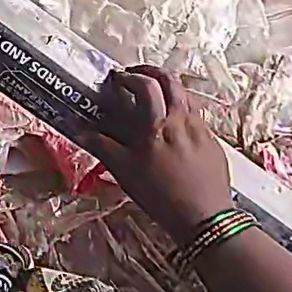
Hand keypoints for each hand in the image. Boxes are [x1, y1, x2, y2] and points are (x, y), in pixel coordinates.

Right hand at [83, 67, 231, 239]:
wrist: (205, 220)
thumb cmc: (159, 193)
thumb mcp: (124, 170)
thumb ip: (101, 146)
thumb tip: (77, 130)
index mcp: (157, 124)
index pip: (145, 85)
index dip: (129, 77)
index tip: (117, 79)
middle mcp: (182, 120)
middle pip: (171, 81)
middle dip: (151, 72)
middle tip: (136, 75)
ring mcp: (201, 129)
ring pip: (186, 95)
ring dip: (167, 89)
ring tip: (153, 98)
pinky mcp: (213, 142)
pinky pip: (196, 115)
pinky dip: (180, 109)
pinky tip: (171, 127)